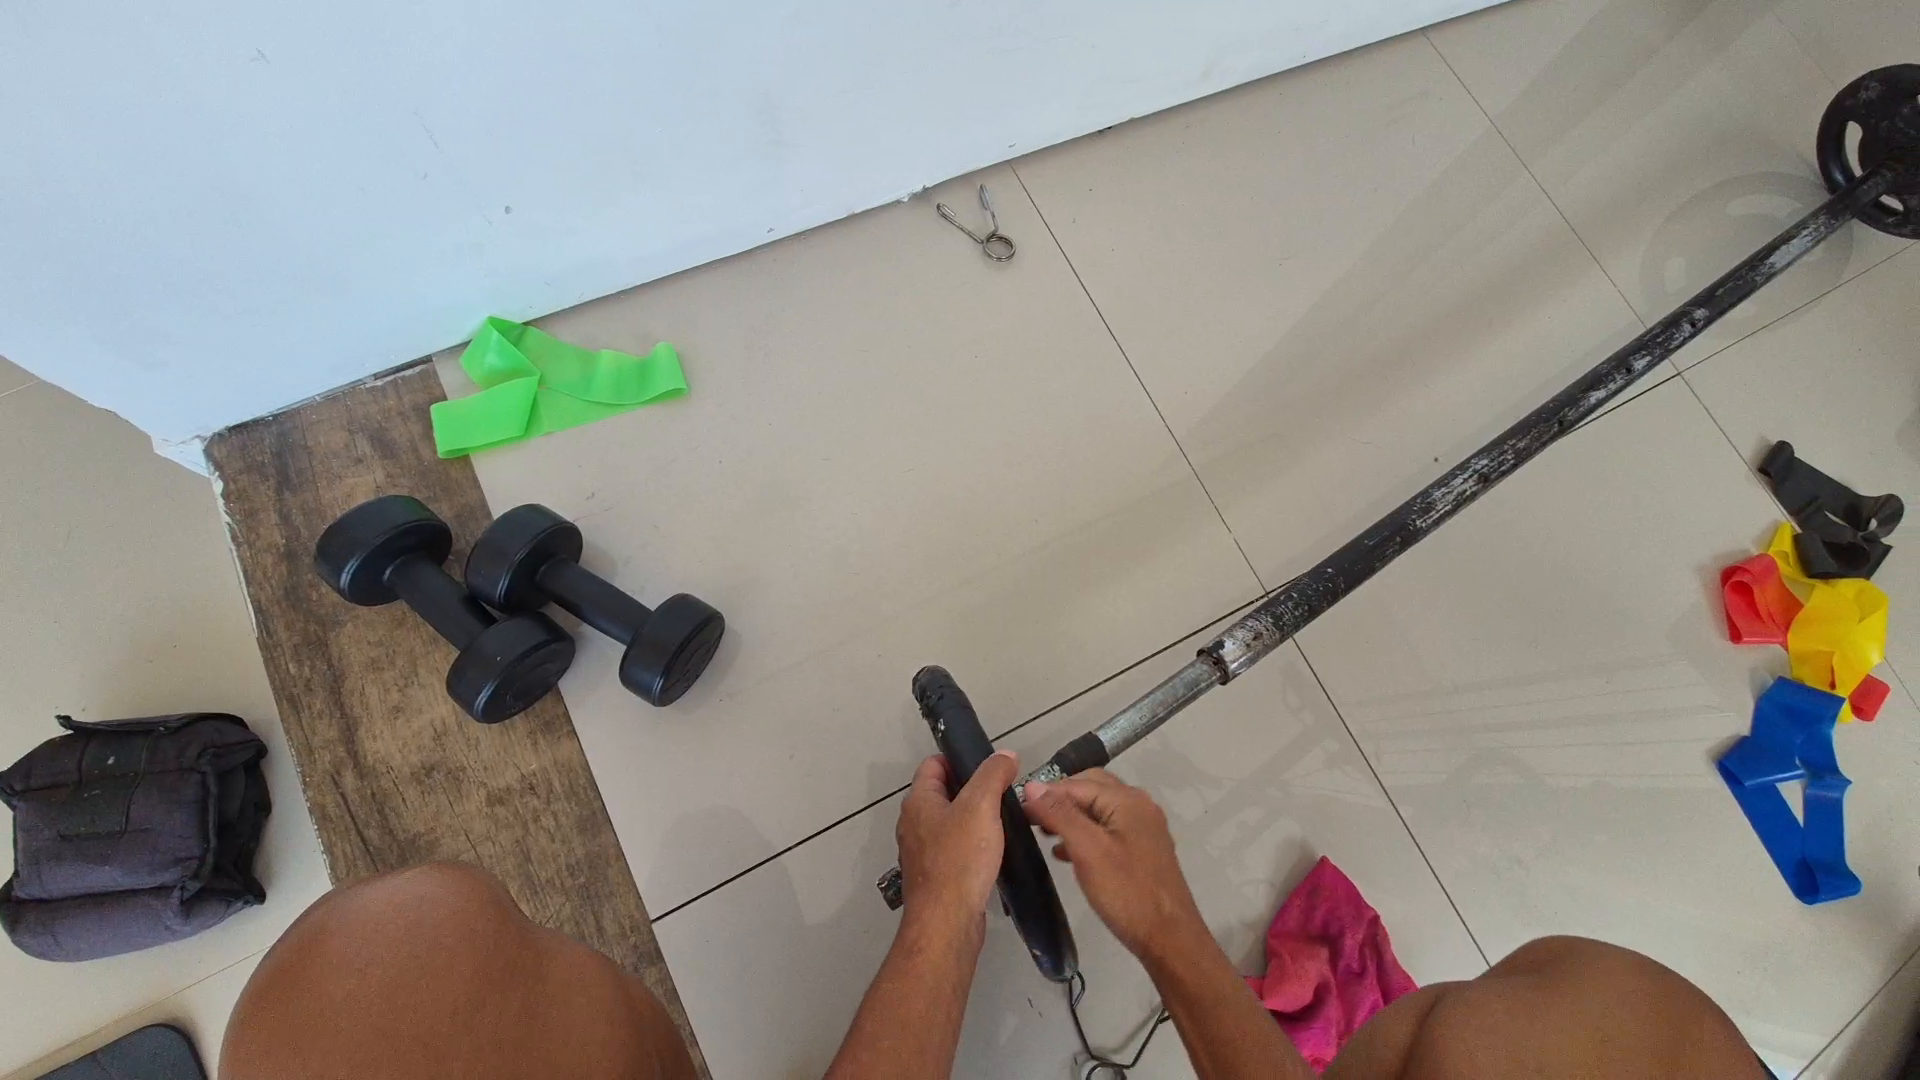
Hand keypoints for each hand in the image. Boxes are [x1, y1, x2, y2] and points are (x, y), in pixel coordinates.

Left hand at [896, 751, 1017, 926]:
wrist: (947, 922)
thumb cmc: (960, 858)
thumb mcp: (981, 806)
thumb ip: (993, 775)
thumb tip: (1006, 755)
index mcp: (918, 801)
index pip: (934, 764)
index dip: (960, 759)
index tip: (990, 768)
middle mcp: (914, 823)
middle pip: (943, 793)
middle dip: (972, 790)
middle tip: (1003, 793)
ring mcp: (922, 852)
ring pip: (950, 823)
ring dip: (974, 819)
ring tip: (1004, 821)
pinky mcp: (935, 876)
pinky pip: (954, 849)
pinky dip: (973, 846)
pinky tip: (994, 853)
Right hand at [1022, 769, 1206, 962]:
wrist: (1170, 940)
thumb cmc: (1126, 892)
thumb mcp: (1087, 850)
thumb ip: (1060, 814)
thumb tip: (1033, 786)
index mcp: (1127, 800)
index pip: (1077, 784)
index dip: (1046, 794)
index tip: (1018, 811)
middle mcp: (1139, 806)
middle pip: (1090, 789)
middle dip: (1060, 801)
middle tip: (1032, 820)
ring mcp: (1143, 829)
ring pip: (1098, 810)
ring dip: (1071, 818)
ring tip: (1044, 835)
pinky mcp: (1142, 850)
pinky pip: (1107, 830)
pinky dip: (1085, 835)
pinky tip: (1066, 854)